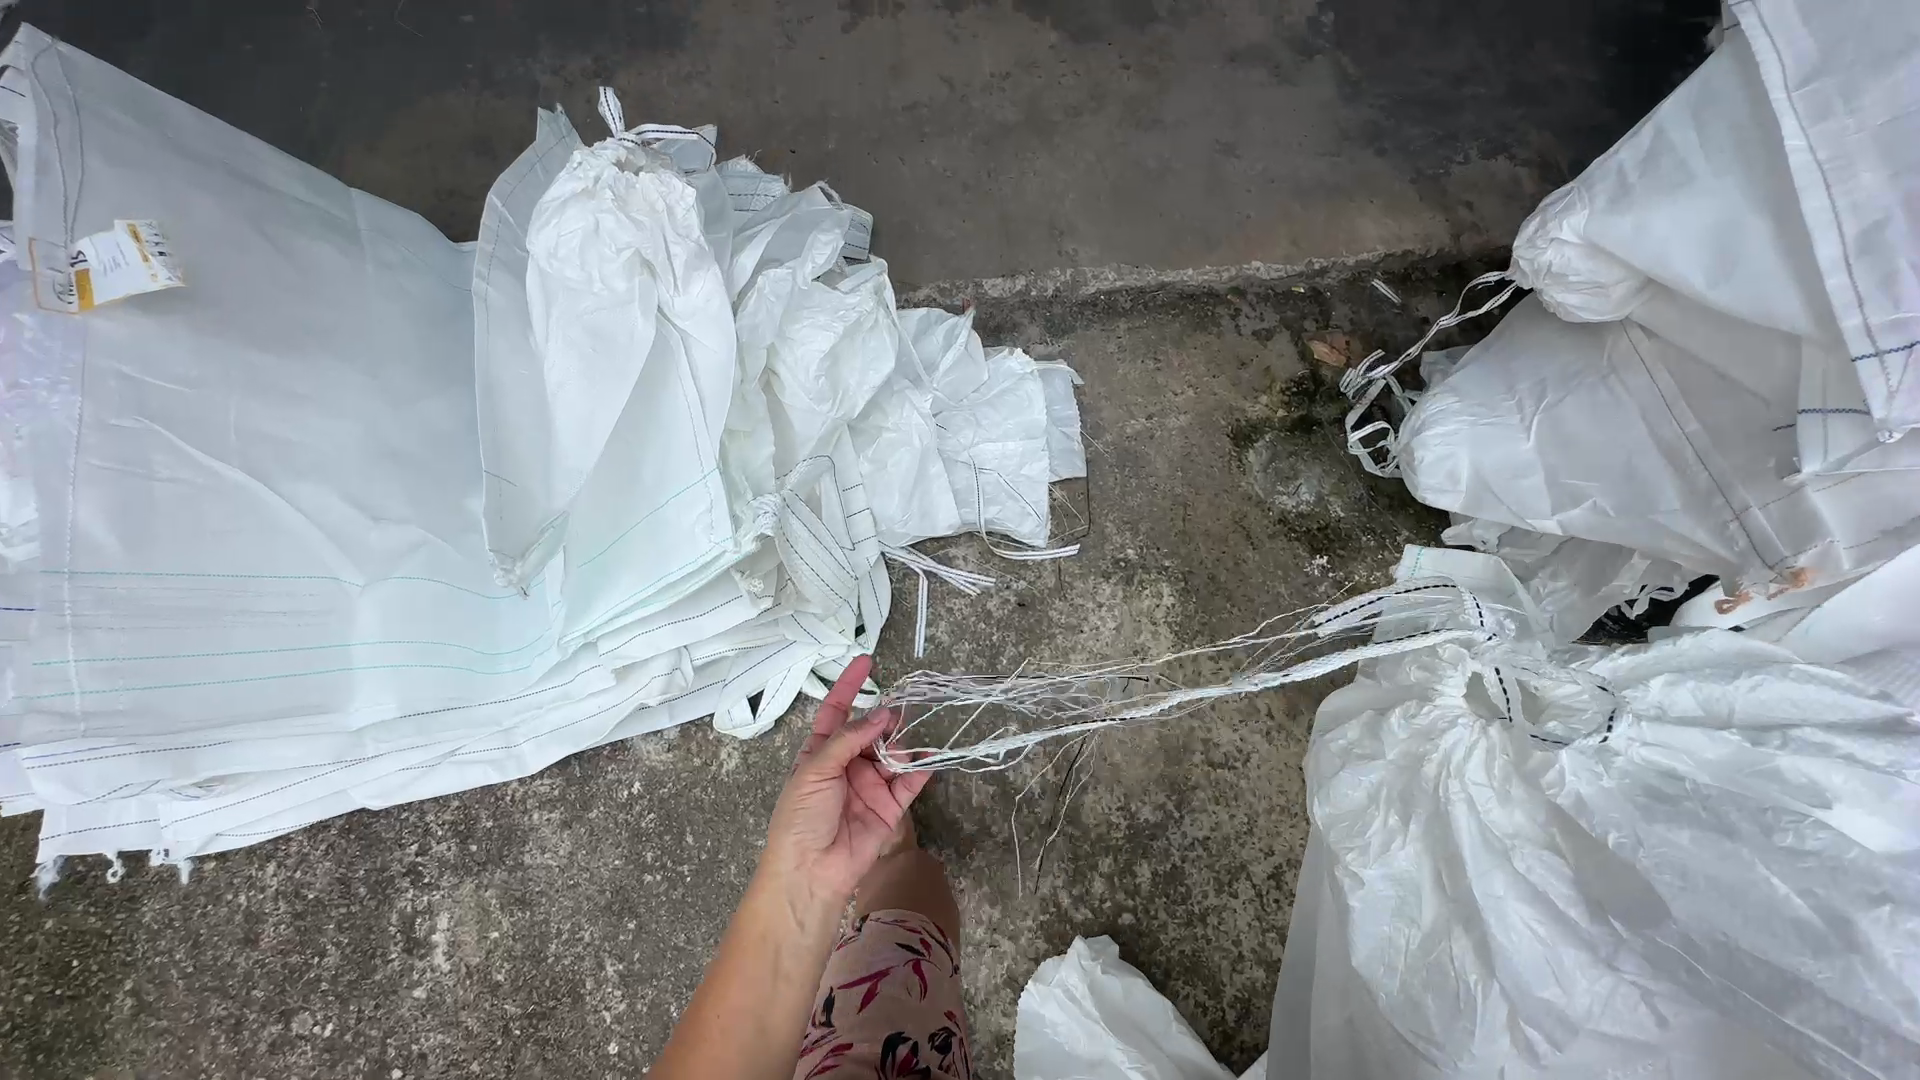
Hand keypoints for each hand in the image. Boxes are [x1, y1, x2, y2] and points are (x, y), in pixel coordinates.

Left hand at [759, 656, 929, 911]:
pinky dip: (921, 769)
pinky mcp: (889, 807)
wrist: (809, 872)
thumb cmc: (800, 818)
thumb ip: (849, 739)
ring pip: (893, 753)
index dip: (850, 686)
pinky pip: (909, 782)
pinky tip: (930, 758)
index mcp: (821, 753)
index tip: (867, 661)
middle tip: (895, 716)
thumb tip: (881, 714)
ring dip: (902, 744)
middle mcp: (848, 764)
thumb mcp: (814, 770)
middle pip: (871, 731)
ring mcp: (870, 785)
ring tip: (902, 746)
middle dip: (884, 720)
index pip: (837, 710)